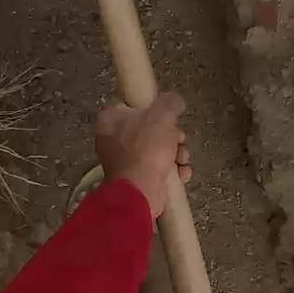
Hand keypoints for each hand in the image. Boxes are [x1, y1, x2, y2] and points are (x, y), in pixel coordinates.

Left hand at [95, 93, 191, 219]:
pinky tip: (181, 174)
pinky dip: (173, 171)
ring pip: (158, 149)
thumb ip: (170, 103)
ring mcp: (124, 161)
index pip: (132, 105)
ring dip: (177, 153)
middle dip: (172, 135)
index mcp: (110, 120)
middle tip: (179, 139)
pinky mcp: (136, 178)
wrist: (141, 190)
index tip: (168, 115)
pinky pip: (158, 168)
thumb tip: (176, 101)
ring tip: (183, 159)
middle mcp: (113, 139)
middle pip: (150, 128)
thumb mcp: (162, 116)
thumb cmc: (146, 149)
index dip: (153, 108)